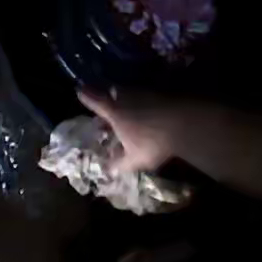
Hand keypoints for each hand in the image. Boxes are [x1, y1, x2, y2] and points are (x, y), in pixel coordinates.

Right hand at [77, 88, 211, 175]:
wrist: (184, 123)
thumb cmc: (153, 142)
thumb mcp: (135, 159)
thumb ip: (120, 164)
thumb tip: (107, 171)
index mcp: (114, 111)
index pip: (94, 100)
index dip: (85, 95)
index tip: (78, 90)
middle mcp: (125, 98)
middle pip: (111, 90)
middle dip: (106, 94)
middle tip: (105, 100)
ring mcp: (143, 92)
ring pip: (128, 91)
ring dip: (125, 96)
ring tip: (126, 105)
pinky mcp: (159, 92)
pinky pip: (144, 93)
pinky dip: (142, 99)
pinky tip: (147, 108)